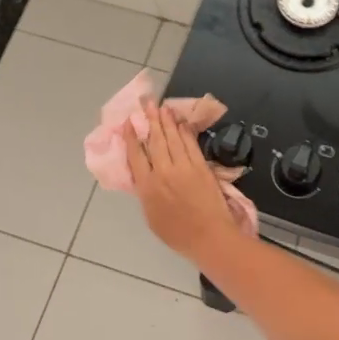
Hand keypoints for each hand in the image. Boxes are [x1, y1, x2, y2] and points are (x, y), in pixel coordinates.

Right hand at [124, 99, 242, 256]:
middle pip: (155, 140)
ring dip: (167, 121)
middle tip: (147, 102)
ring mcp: (184, 167)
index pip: (136, 155)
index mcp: (147, 187)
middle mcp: (163, 172)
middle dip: (150, 119)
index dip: (132, 137)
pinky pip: (191, 144)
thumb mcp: (151, 217)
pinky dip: (185, 132)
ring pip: (173, 138)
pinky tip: (181, 123)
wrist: (209, 237)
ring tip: (162, 107)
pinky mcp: (201, 167)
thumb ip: (146, 194)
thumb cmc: (177, 234)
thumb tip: (144, 176)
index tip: (129, 122)